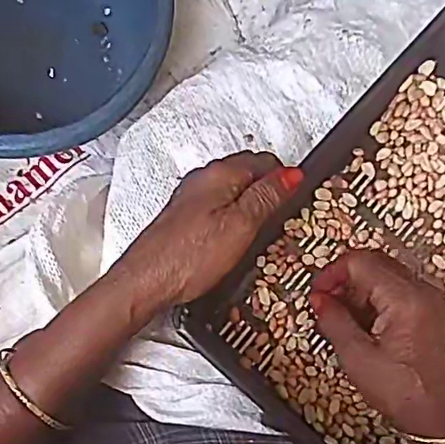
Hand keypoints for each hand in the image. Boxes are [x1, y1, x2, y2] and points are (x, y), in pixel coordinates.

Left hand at [113, 151, 301, 308]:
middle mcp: (202, 181)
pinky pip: (217, 210)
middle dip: (268, 190)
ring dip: (250, 205)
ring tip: (264, 230)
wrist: (146, 282)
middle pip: (247, 174)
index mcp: (220, 175)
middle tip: (286, 214)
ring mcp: (190, 200)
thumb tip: (291, 175)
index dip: (285, 178)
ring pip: (231, 192)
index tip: (299, 197)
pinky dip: (232, 219)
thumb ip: (267, 198)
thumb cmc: (189, 257)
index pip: (264, 161)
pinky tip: (235, 239)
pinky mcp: (183, 221)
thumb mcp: (241, 226)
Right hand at [308, 249, 444, 438]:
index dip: (332, 273)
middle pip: (374, 263)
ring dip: (358, 292)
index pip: (360, 261)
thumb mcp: (356, 356)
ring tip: (341, 321)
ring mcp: (428, 301)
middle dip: (344, 280)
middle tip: (324, 304)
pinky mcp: (428, 314)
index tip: (317, 293)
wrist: (440, 417)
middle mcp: (421, 291)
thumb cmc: (403, 392)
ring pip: (384, 276)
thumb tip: (319, 300)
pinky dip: (374, 302)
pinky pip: (396, 293)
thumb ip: (334, 320)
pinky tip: (362, 328)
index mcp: (405, 297)